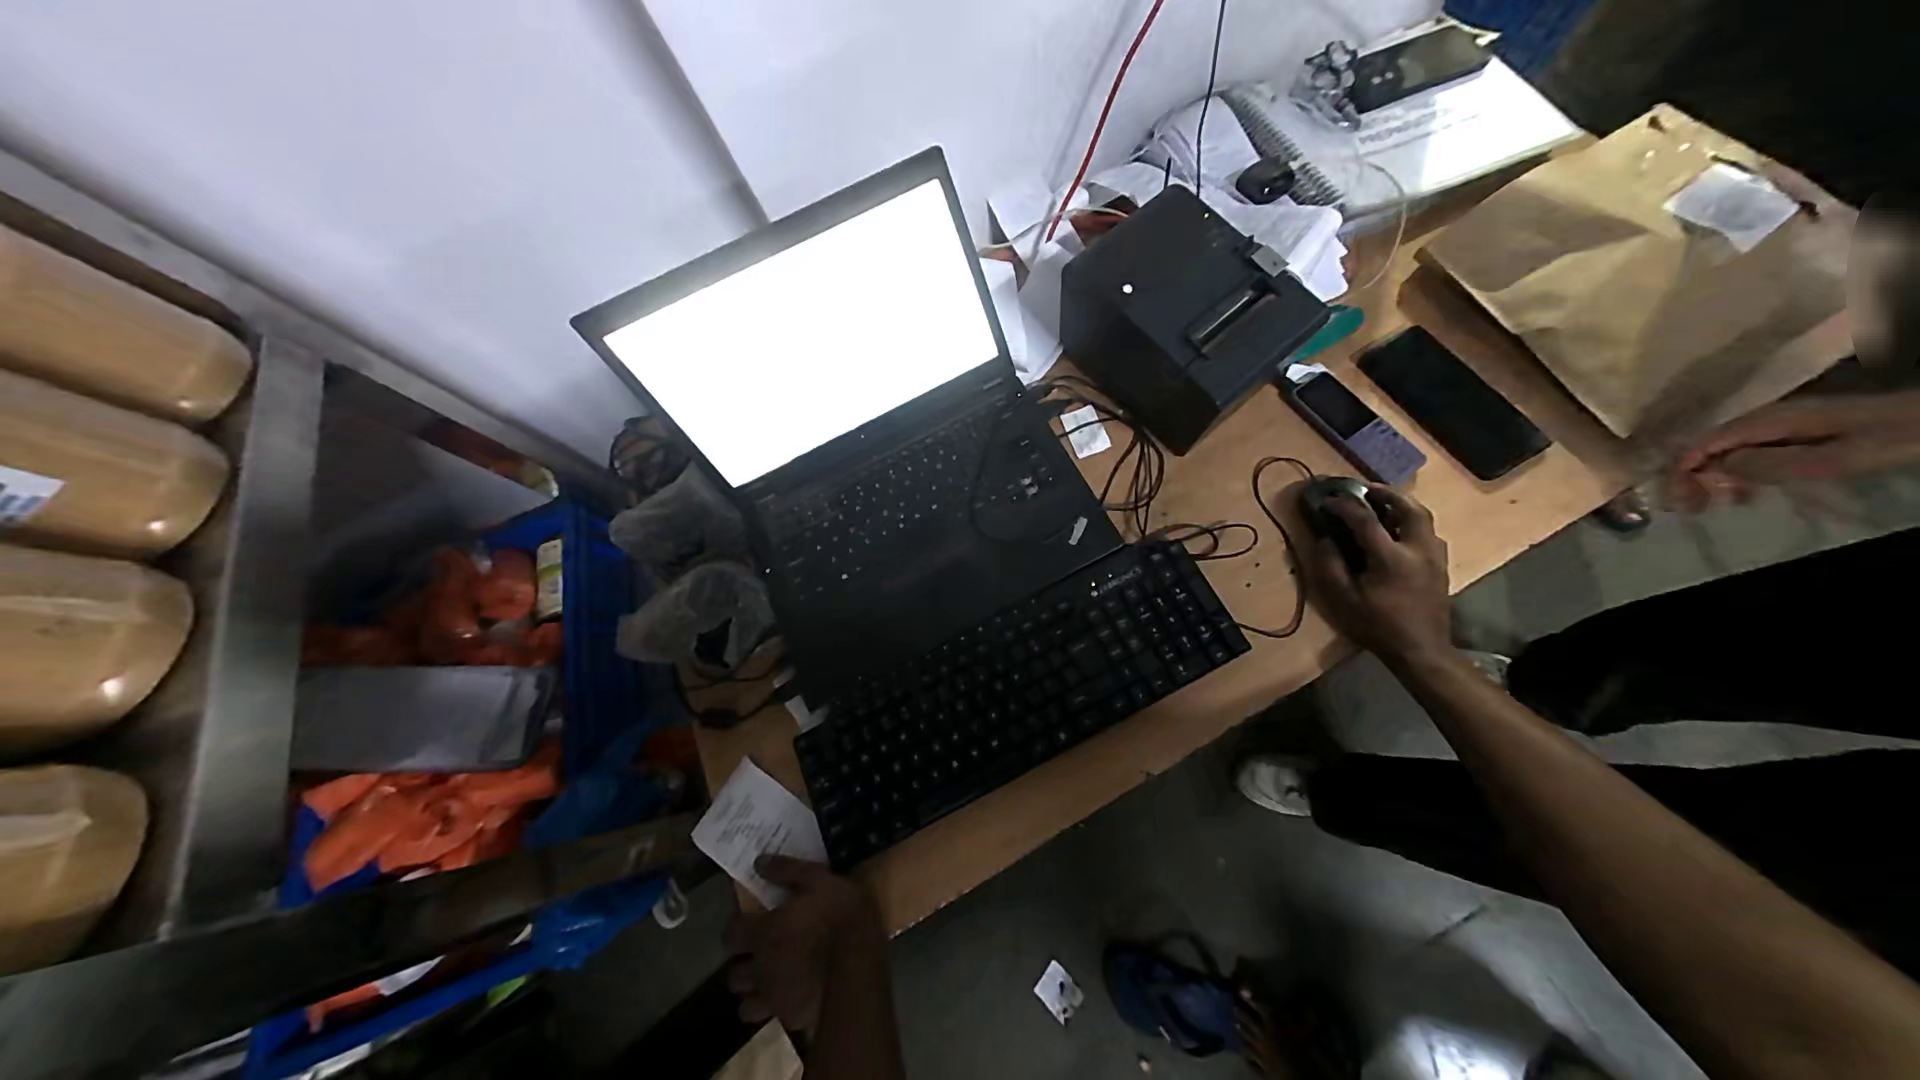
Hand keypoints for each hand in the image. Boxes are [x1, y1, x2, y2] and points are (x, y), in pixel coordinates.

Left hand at [725, 855, 882, 1031]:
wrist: (859, 960)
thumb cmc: (839, 913)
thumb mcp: (818, 879)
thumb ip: (786, 870)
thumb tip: (759, 862)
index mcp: (763, 933)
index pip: (729, 936)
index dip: (735, 930)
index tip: (748, 924)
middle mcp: (760, 967)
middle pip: (734, 975)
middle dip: (743, 965)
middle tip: (761, 955)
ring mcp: (774, 997)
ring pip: (747, 1005)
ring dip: (755, 993)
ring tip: (772, 982)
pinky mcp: (791, 1017)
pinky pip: (775, 1018)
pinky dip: (779, 1009)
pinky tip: (794, 997)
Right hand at [1306, 485, 1450, 661]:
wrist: (1420, 650)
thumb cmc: (1376, 626)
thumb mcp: (1342, 599)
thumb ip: (1330, 565)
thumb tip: (1325, 538)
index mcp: (1391, 558)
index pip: (1365, 519)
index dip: (1344, 505)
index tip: (1327, 500)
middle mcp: (1418, 550)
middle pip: (1409, 508)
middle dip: (1386, 493)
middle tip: (1365, 489)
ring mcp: (1434, 557)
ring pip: (1424, 518)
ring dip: (1402, 505)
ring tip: (1381, 503)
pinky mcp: (1440, 566)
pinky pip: (1428, 532)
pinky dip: (1411, 522)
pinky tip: (1397, 530)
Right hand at [1665, 392, 1919, 510]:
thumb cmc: (1893, 438)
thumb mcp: (1833, 458)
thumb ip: (1769, 463)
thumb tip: (1713, 468)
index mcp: (1768, 421)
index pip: (1703, 444)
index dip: (1681, 472)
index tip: (1677, 502)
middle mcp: (1766, 417)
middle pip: (1708, 445)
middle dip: (1690, 476)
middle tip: (1689, 509)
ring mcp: (1781, 422)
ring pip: (1725, 449)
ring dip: (1711, 477)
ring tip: (1715, 504)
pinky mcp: (1795, 430)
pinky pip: (1748, 450)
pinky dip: (1735, 472)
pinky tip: (1746, 491)